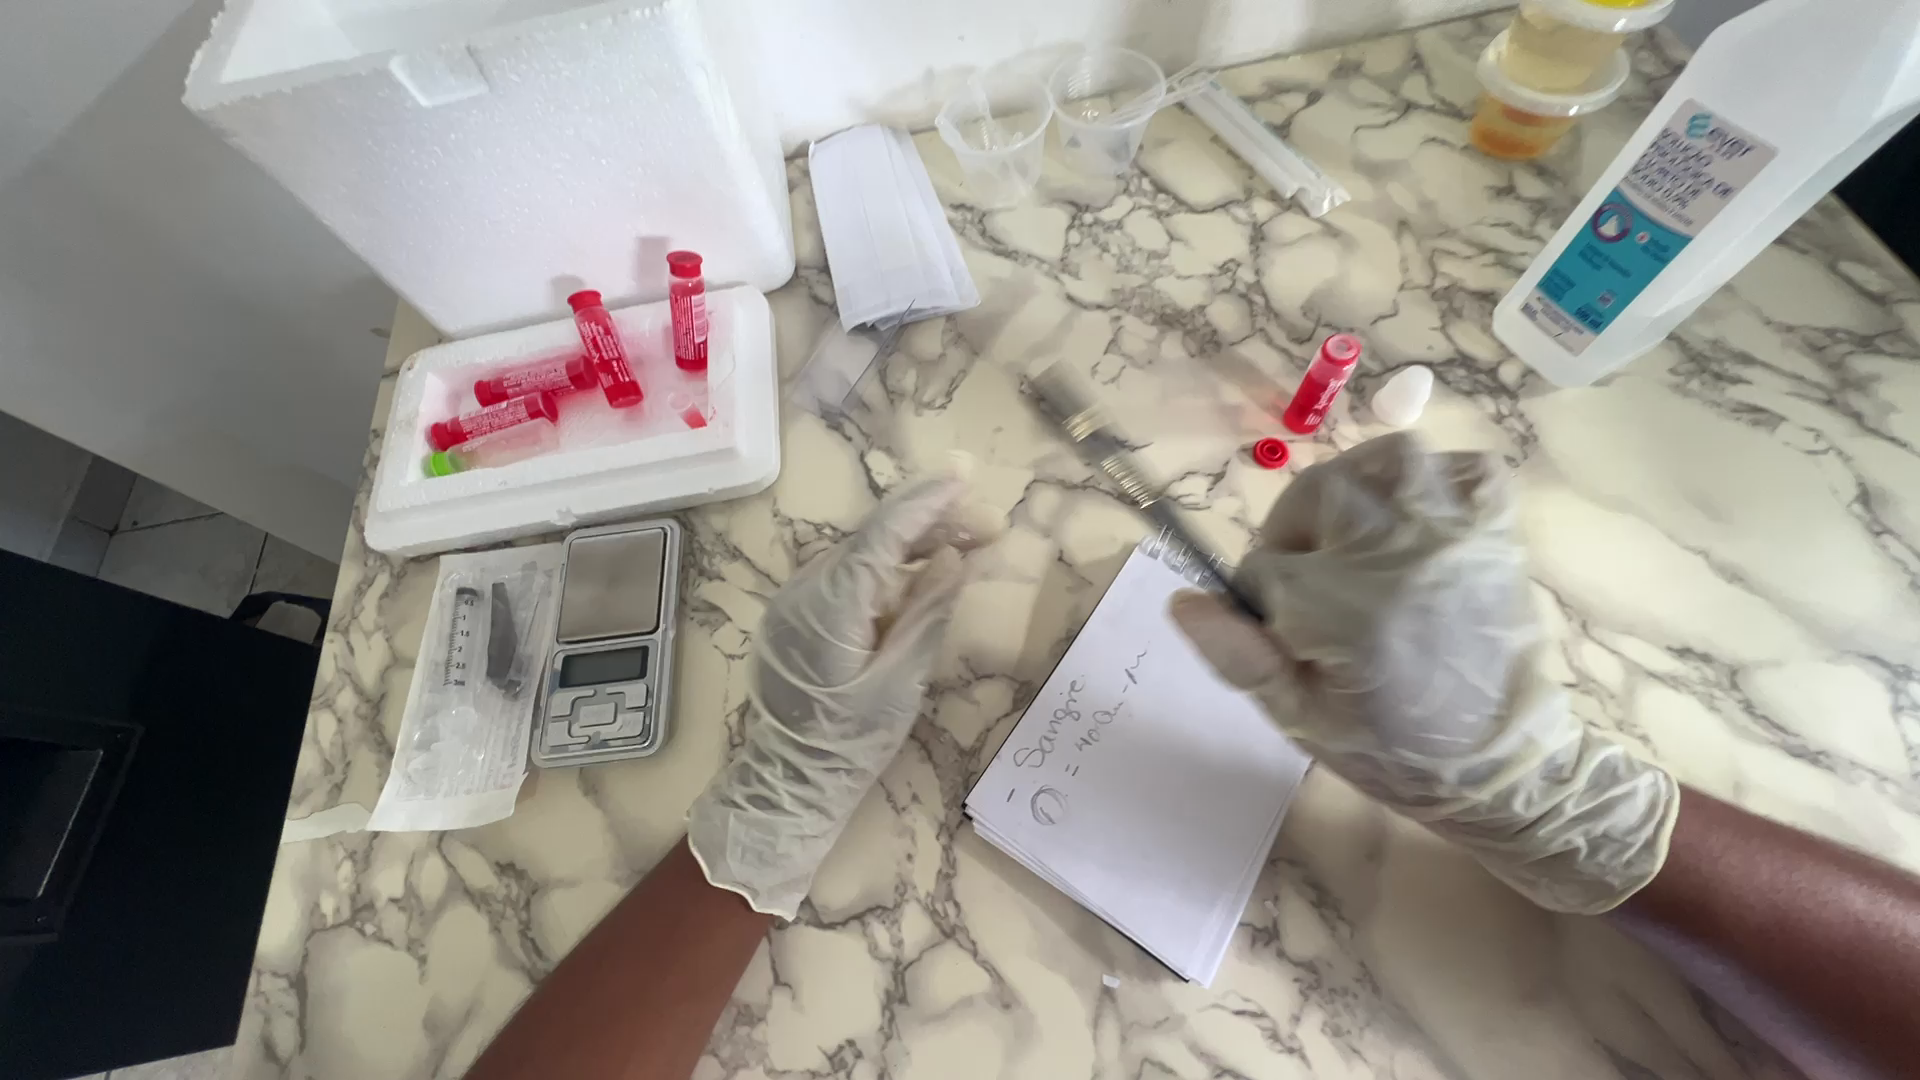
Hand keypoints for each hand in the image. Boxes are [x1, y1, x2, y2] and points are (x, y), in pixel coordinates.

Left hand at [687, 470, 986, 918]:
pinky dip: (895, 564)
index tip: (965, 474)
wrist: (792, 779)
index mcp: (828, 608)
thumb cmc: (851, 742)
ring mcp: (800, 597)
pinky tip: (932, 563)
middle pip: (876, 536)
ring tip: (974, 536)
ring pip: (867, 550)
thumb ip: (927, 612)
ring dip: (919, 540)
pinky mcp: (805, 609)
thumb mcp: (900, 681)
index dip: (926, 503)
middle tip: (991, 521)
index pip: (882, 538)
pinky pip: (855, 573)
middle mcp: (807, 589)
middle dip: (934, 519)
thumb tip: (955, 557)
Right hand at [1169, 432, 1678, 914]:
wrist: (1504, 767)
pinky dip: (1432, 480)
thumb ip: (1235, 655)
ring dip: (1353, 488)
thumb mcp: (1294, 716)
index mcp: (1345, 608)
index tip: (1273, 627)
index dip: (1254, 595)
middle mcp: (1399, 557)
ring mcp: (1456, 537)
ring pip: (1386, 461)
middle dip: (1292, 530)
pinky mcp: (1496, 533)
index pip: (1263, 565)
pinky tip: (1413, 519)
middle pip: (1316, 492)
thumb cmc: (1387, 747)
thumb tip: (1183, 600)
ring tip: (1349, 533)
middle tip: (1304, 574)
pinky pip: (1464, 467)